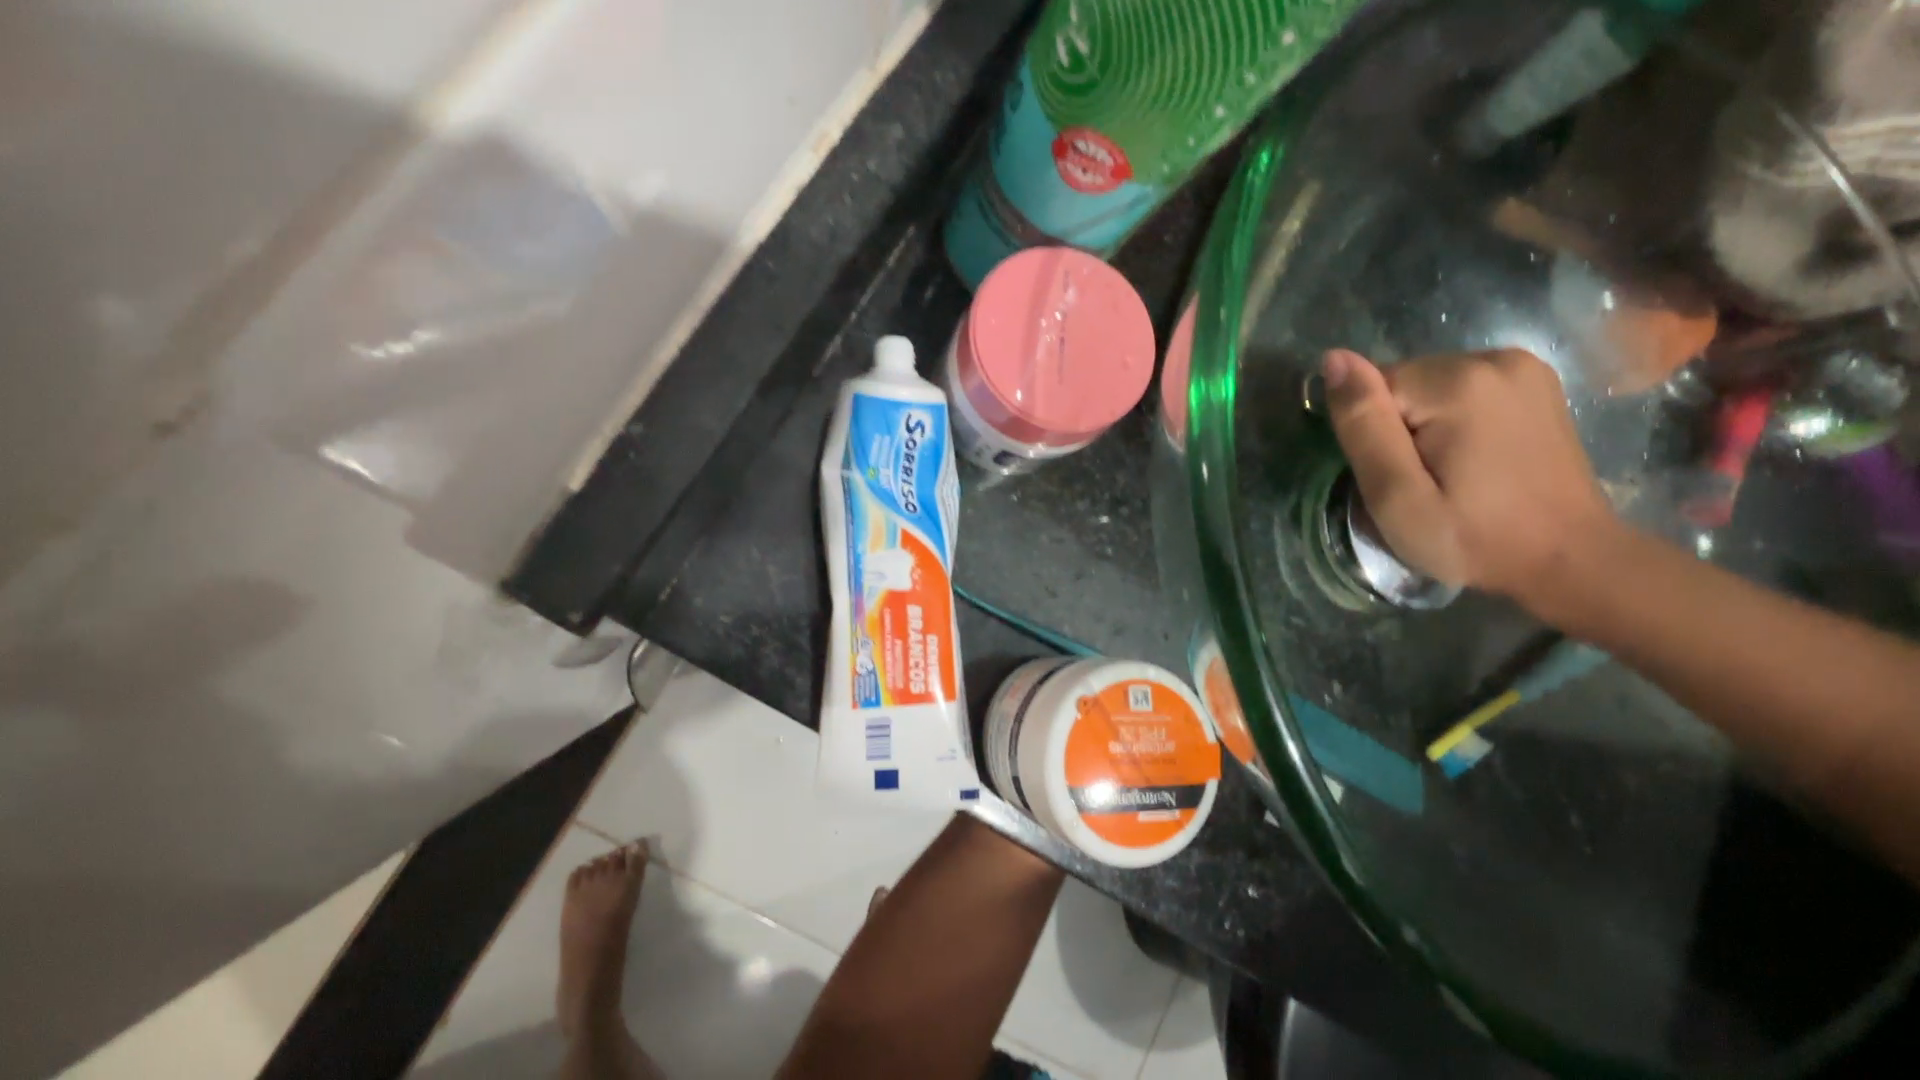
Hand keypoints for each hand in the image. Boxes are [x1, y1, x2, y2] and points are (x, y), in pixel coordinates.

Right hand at [1321, 348, 1619, 610]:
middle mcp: (1490, 358)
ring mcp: (1522, 365)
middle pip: (1404, 384)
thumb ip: (1363, 427)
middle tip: (1426, 483)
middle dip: (1401, 428)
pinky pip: (1465, 389)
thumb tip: (1334, 359)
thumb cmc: (1474, 539)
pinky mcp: (1536, 380)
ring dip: (1428, 424)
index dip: (1374, 437)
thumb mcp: (1398, 498)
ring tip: (1455, 473)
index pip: (1372, 390)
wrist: (1569, 557)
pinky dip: (1457, 419)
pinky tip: (1478, 457)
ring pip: (1432, 386)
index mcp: (1455, 383)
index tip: (1402, 478)